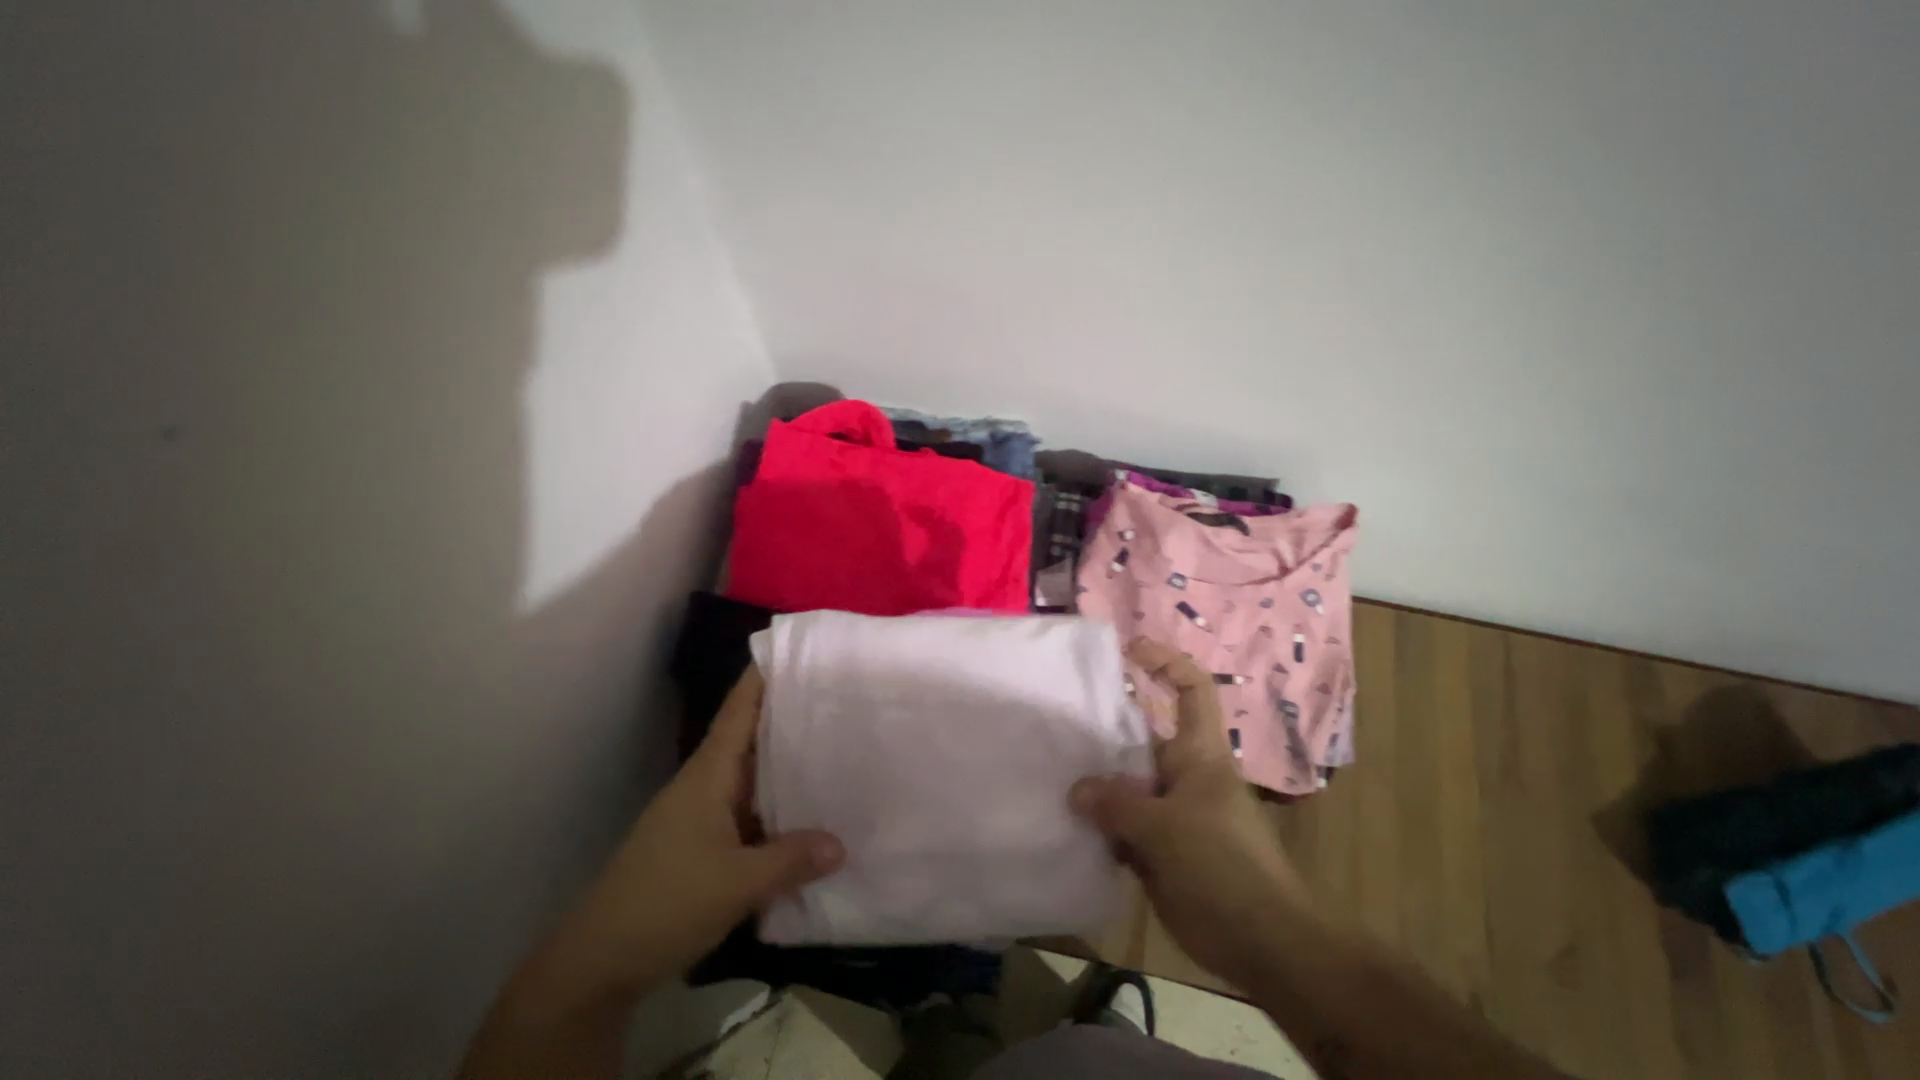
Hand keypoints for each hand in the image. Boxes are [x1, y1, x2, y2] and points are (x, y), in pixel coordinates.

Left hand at [458, 667, 844, 1079]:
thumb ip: (791, 860)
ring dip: (787, 770)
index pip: (738, 712)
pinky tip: (809, 822)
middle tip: (842, 702)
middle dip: (791, 720)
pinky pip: (749, 817)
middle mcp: (704, 787)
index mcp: (707, 776)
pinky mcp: (701, 850)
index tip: (801, 651)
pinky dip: (778, 813)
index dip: (764, 678)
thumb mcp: (737, 883)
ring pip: (752, 781)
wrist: (600, 961)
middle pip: (750, 741)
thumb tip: (841, 843)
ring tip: (838, 755)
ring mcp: (700, 819)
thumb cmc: (665, 903)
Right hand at [1071, 638, 1308, 993]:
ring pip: (1127, 788)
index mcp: (1199, 755)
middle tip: (1055, 727)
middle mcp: (1184, 777)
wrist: (1260, 940)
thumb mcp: (1166, 828)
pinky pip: (1122, 829)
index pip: (1192, 690)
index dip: (1166, 662)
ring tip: (1047, 774)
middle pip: (1142, 739)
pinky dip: (1098, 828)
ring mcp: (1172, 816)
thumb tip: (1077, 788)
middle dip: (1103, 732)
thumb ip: (1117, 804)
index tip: (1128, 650)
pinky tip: (1064, 826)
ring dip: (1095, 787)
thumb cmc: (1222, 866)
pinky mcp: (1160, 853)